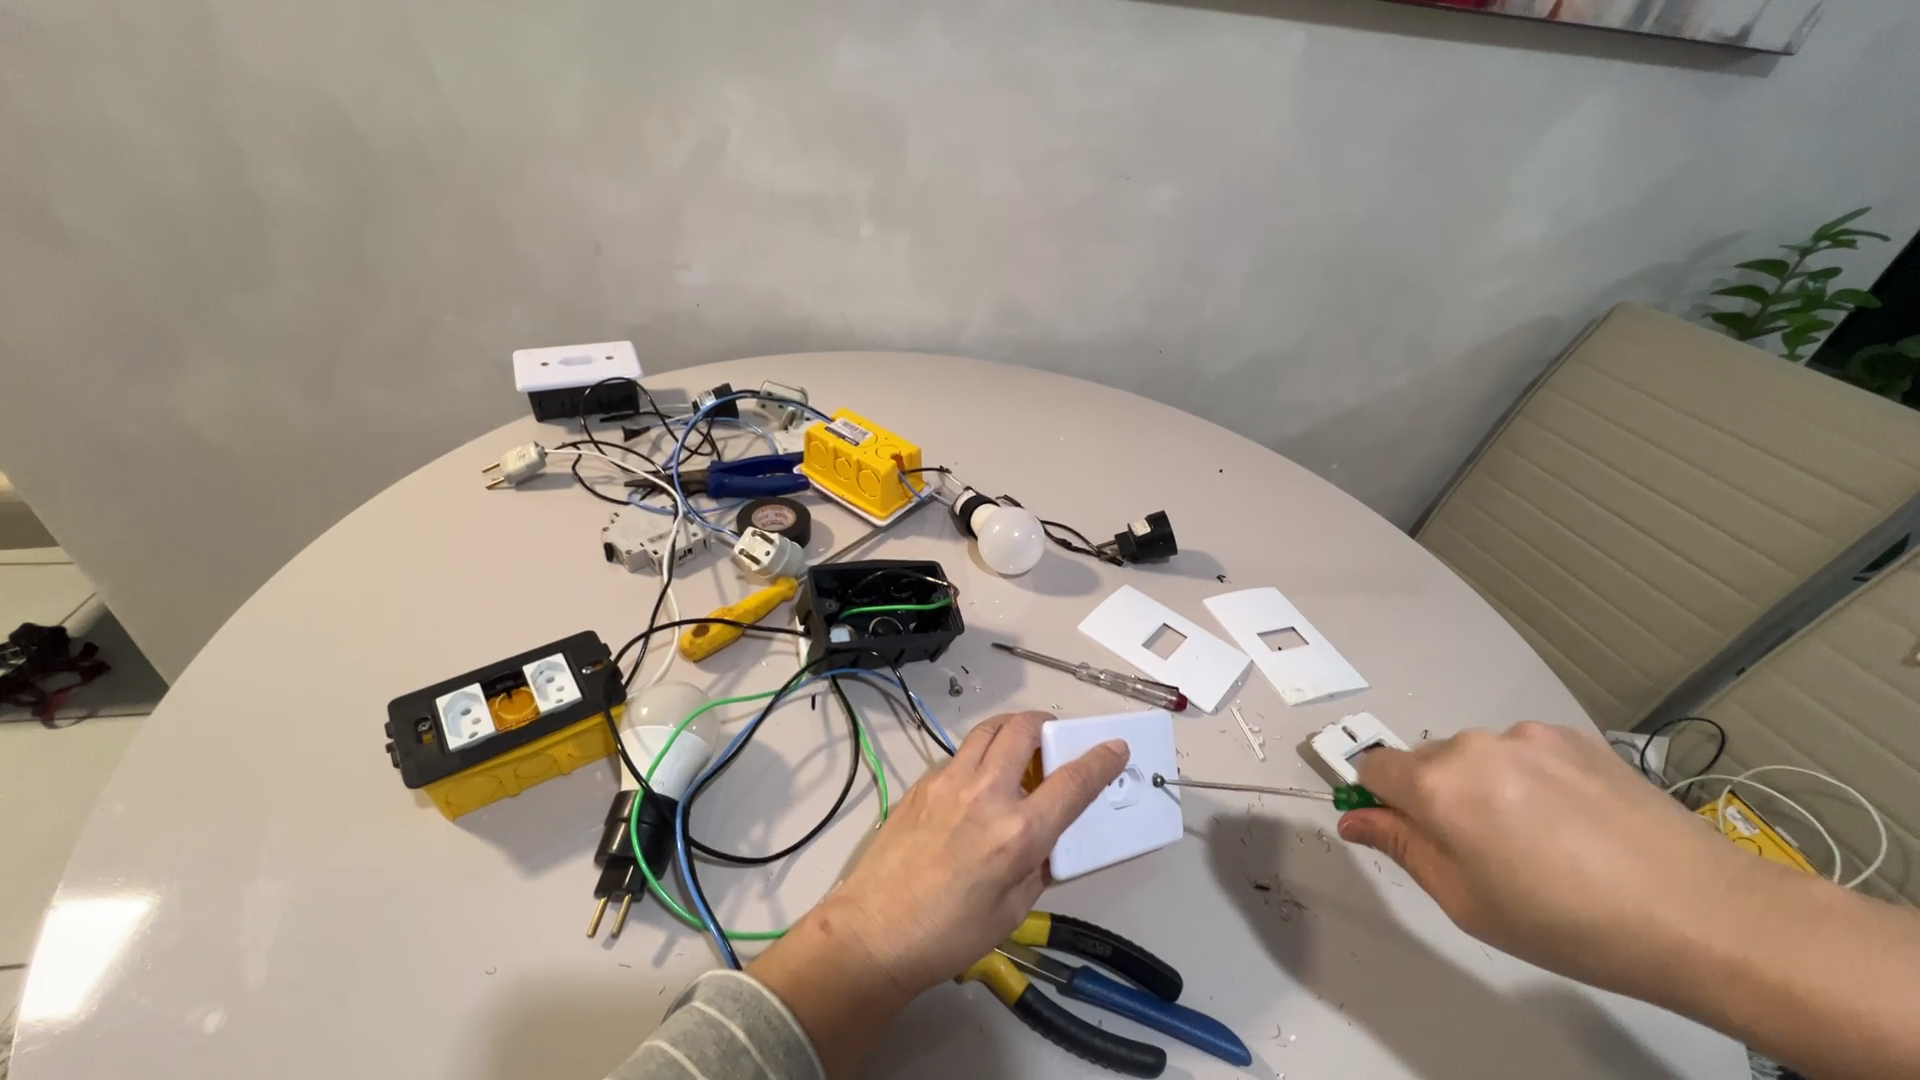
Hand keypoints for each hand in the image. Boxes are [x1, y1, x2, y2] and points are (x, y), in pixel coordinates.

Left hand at [749, 711, 1127, 1074]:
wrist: (874, 932)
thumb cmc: (949, 935)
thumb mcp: (1012, 910)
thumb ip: (1038, 865)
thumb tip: (1050, 838)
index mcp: (1017, 833)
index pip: (1072, 782)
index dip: (1100, 760)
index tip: (1114, 748)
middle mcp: (985, 794)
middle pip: (1024, 730)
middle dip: (1048, 724)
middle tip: (1055, 738)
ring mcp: (948, 782)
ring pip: (988, 730)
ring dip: (1012, 729)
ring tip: (1019, 746)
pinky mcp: (922, 784)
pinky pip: (960, 753)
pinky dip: (979, 755)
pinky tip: (977, 784)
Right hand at [1335, 721, 1754, 995]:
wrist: (1706, 916)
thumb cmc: (1570, 924)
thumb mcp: (1467, 902)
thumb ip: (1402, 848)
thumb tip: (1355, 819)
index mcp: (1439, 786)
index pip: (1372, 767)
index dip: (1380, 801)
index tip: (1407, 834)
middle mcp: (1476, 746)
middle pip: (1424, 760)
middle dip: (1435, 796)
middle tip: (1481, 852)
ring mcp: (1530, 736)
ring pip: (1476, 755)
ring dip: (1483, 785)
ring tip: (1538, 839)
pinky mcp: (1577, 737)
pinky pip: (1525, 751)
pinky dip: (1528, 777)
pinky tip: (1572, 821)